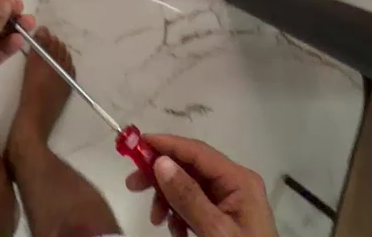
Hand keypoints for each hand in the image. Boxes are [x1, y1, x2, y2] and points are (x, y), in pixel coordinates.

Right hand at [125, 133, 277, 236]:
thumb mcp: (214, 231)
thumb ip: (188, 197)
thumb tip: (161, 161)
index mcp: (239, 179)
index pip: (198, 151)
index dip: (167, 144)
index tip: (137, 144)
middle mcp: (235, 184)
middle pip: (191, 168)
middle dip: (161, 175)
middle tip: (133, 184)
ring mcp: (230, 202)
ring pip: (190, 188)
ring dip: (169, 201)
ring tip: (157, 221)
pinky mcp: (224, 219)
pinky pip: (195, 207)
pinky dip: (179, 216)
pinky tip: (175, 231)